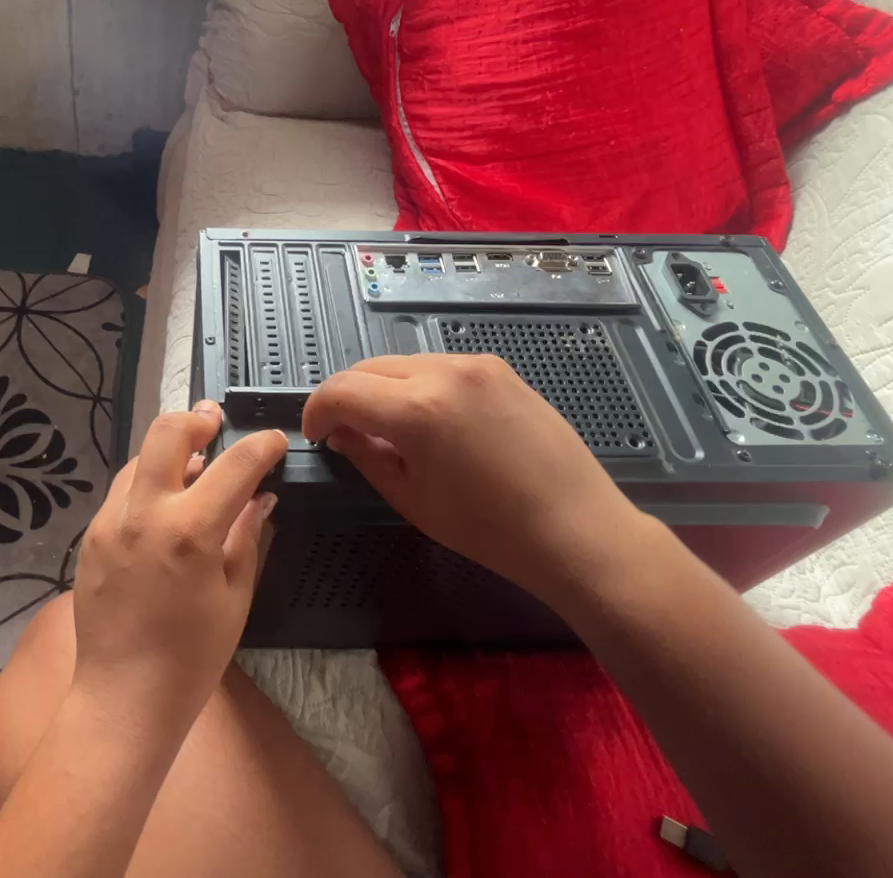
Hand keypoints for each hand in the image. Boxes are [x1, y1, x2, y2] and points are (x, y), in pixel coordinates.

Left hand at [70, 401, 285, 724]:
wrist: (123, 697)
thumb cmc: (192, 657)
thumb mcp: (235, 596)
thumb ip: (247, 536)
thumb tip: (261, 495)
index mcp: (190, 531)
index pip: (234, 464)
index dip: (262, 445)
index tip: (274, 441)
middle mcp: (144, 512)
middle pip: (167, 432)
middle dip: (197, 420)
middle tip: (217, 426)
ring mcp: (110, 520)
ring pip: (139, 457)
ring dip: (169, 452)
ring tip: (194, 468)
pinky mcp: (91, 535)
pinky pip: (122, 490)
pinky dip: (147, 483)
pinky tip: (164, 505)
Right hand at [301, 354, 646, 600]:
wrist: (576, 529)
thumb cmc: (488, 528)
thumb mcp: (410, 498)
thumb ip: (365, 454)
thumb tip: (341, 431)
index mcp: (416, 410)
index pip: (341, 391)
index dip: (317, 411)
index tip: (316, 436)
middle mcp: (443, 372)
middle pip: (367, 368)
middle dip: (346, 397)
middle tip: (344, 433)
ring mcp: (475, 364)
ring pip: (402, 363)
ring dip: (381, 389)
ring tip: (388, 428)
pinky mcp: (499, 368)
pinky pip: (438, 367)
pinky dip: (416, 385)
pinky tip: (428, 420)